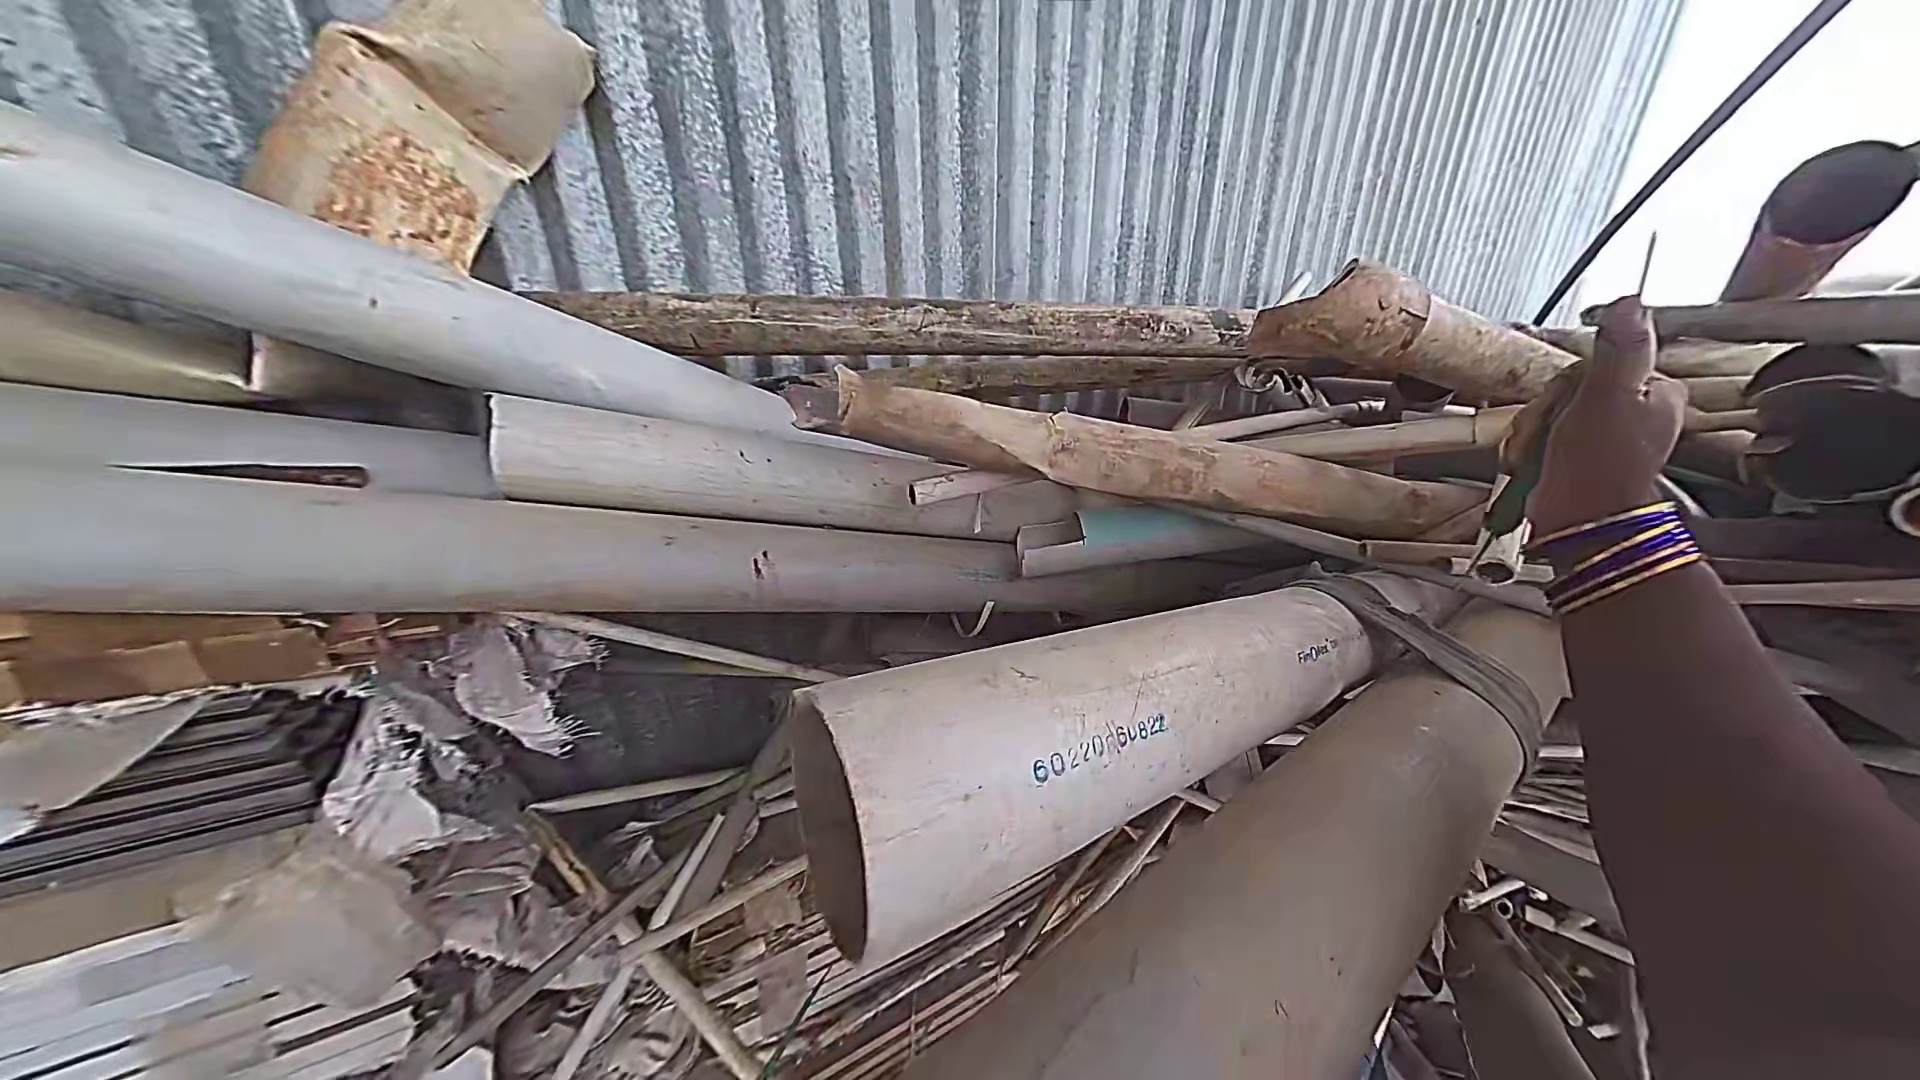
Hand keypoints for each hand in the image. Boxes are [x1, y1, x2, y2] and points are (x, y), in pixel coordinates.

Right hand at [1527, 296, 1687, 535]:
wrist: (1575, 519)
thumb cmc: (1597, 465)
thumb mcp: (1609, 397)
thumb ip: (1619, 350)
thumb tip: (1628, 301)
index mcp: (1653, 392)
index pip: (1586, 368)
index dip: (1561, 386)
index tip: (1563, 406)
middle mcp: (1629, 412)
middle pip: (1561, 392)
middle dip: (1540, 416)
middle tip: (1545, 436)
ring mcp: (1597, 436)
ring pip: (1542, 416)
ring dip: (1526, 436)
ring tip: (1533, 456)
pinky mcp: (1570, 457)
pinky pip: (1534, 439)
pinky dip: (1523, 451)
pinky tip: (1529, 463)